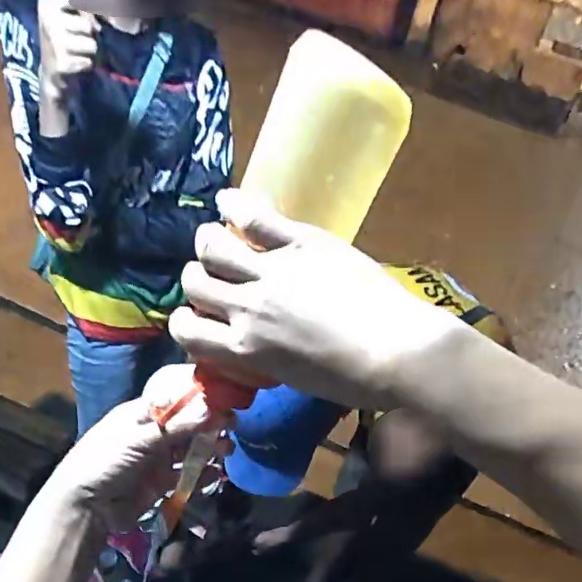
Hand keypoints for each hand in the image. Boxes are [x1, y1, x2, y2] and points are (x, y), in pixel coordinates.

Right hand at [37, 0, 97, 96]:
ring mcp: (54, 42)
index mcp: (46, 3)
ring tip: (82, 53)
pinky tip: (78, 65)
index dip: (88, 8)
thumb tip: (104, 13)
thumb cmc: (63, 40)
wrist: (52, 73)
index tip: (90, 19)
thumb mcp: (65, 15)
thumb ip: (80, 4)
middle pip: (88, 25)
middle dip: (92, 35)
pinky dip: (88, 65)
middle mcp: (48, 19)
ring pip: (91, 44)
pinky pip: (89, 62)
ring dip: (92, 51)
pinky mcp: (62, 63)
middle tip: (84, 40)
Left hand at [44, 364, 226, 531]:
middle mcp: (151, 433)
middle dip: (210, 425)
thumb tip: (211, 409)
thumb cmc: (106, 461)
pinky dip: (202, 474)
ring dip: (209, 448)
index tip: (225, 398)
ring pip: (189, 450)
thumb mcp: (140, 439)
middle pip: (187, 425)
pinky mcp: (160, 483)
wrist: (87, 506)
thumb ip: (177, 427)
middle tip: (232, 426)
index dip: (200, 398)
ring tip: (228, 450)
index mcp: (141, 414)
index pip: (175, 399)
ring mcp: (156, 459)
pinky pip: (186, 475)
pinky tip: (218, 473)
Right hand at [169, 189, 466, 410]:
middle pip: (194, 281)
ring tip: (221, 242)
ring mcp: (271, 271)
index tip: (204, 318)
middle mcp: (246, 309)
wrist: (396, 352)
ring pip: (211, 245)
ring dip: (209, 243)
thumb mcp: (288, 378)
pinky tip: (228, 202)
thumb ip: (257, 355)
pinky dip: (234, 204)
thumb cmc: (347, 379)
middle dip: (200, 280)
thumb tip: (245, 339)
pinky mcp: (300, 242)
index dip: (188, 320)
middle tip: (220, 280)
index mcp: (243, 350)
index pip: (185, 328)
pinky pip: (254, 216)